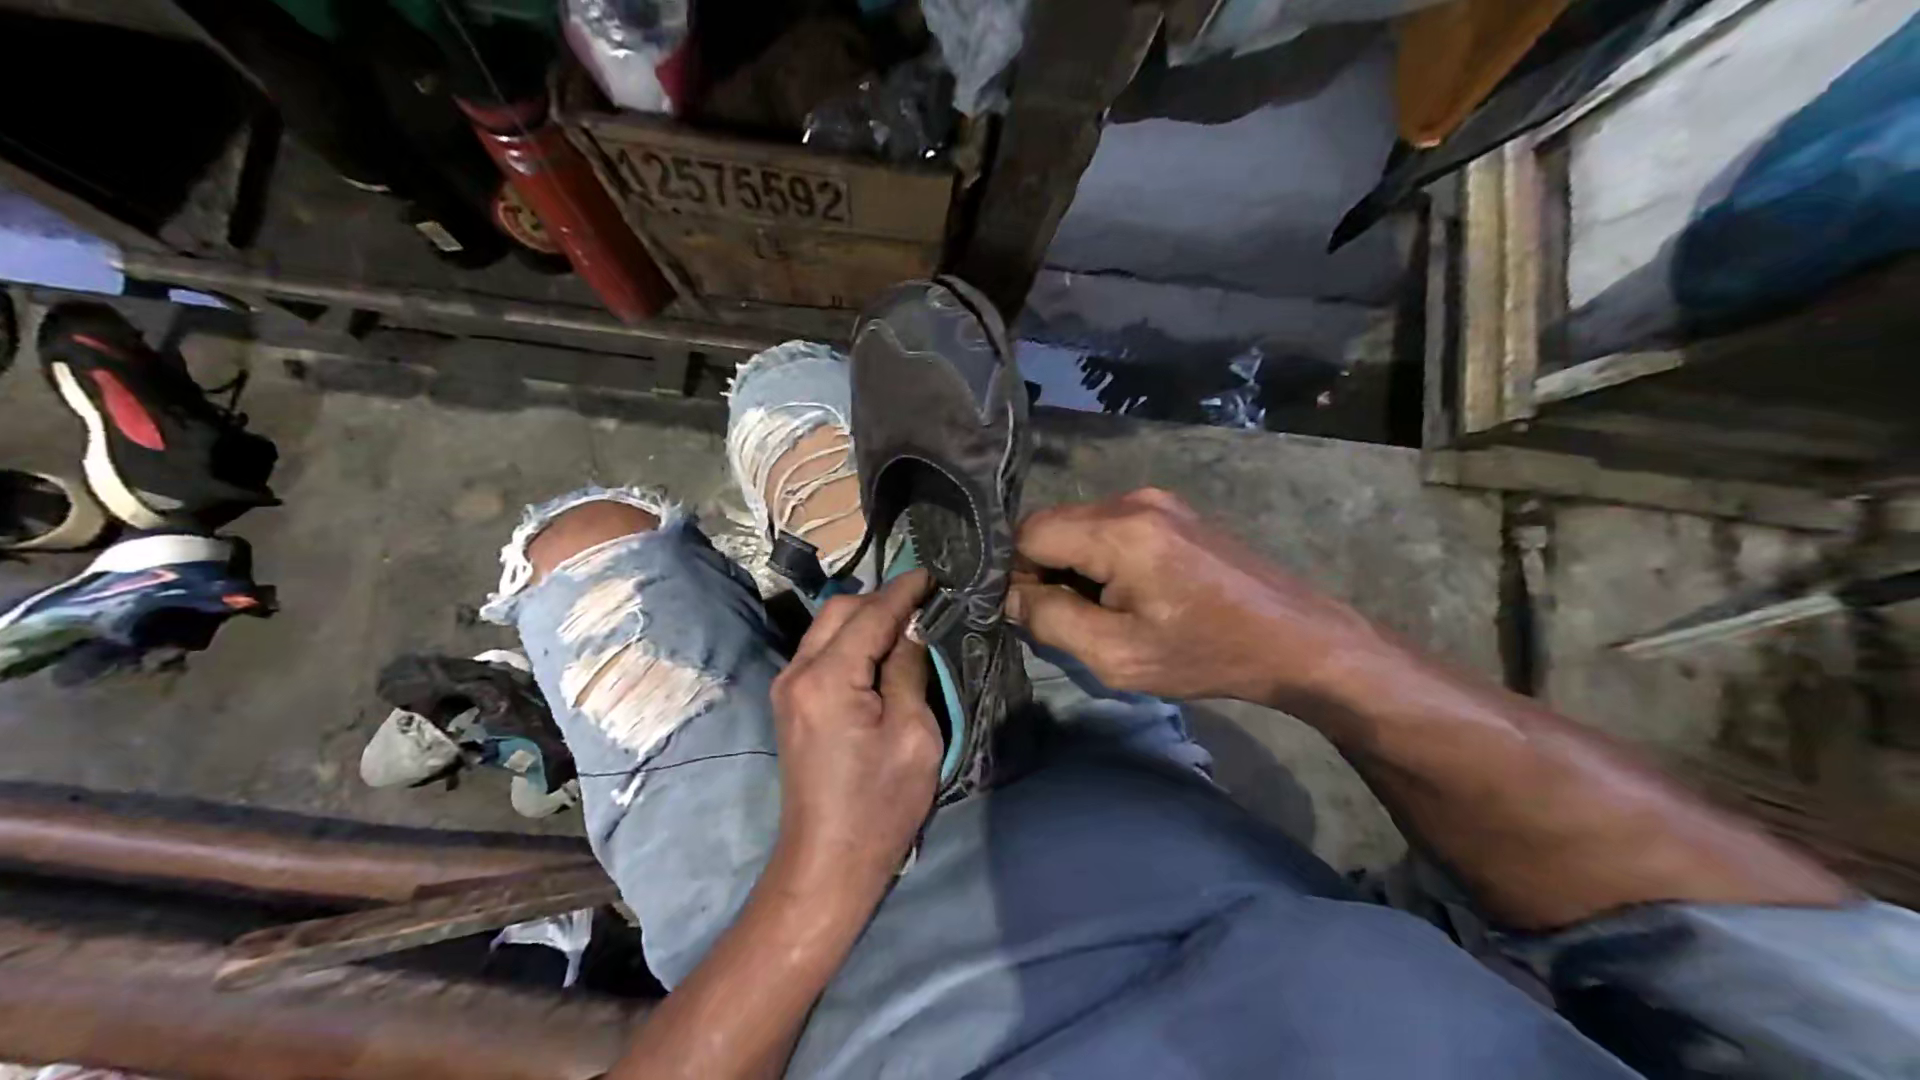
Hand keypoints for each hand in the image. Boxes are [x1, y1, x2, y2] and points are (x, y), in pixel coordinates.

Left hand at [769, 571, 942, 890]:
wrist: (828, 862)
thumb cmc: (880, 805)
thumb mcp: (912, 734)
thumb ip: (908, 670)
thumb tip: (912, 629)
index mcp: (828, 678)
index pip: (871, 614)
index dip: (905, 591)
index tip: (935, 573)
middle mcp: (797, 672)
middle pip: (840, 611)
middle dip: (882, 599)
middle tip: (925, 602)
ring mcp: (787, 688)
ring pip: (827, 628)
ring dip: (865, 618)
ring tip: (908, 622)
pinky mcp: (791, 704)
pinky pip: (821, 652)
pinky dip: (851, 641)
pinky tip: (880, 650)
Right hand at [1007, 489, 1382, 708]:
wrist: (1296, 639)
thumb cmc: (1207, 654)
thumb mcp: (1118, 655)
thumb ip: (1051, 620)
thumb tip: (1010, 596)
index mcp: (1119, 532)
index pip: (1028, 534)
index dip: (1016, 574)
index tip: (1031, 613)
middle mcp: (1133, 500)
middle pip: (1051, 523)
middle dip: (1042, 569)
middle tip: (1062, 617)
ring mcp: (1156, 500)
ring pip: (1078, 525)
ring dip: (1070, 564)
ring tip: (1098, 609)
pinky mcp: (1170, 510)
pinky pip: (1107, 526)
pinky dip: (1097, 556)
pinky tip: (1123, 591)